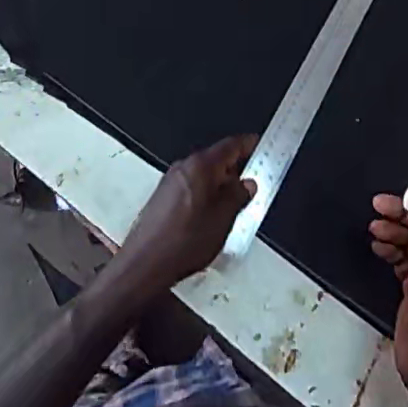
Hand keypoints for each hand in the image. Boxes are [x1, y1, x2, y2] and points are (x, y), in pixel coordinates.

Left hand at [112, 135, 257, 292]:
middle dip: (237, 169)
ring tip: (237, 205)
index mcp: (200, 166)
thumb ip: (238, 196)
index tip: (261, 144)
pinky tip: (214, 215)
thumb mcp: (223, 219)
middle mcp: (184, 166)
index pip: (230, 145)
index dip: (248, 144)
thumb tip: (247, 184)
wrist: (146, 263)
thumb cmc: (183, 241)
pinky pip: (193, 185)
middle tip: (256, 183)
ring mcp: (172, 180)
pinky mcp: (165, 196)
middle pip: (216, 159)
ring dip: (222, 184)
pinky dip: (207, 193)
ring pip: (204, 174)